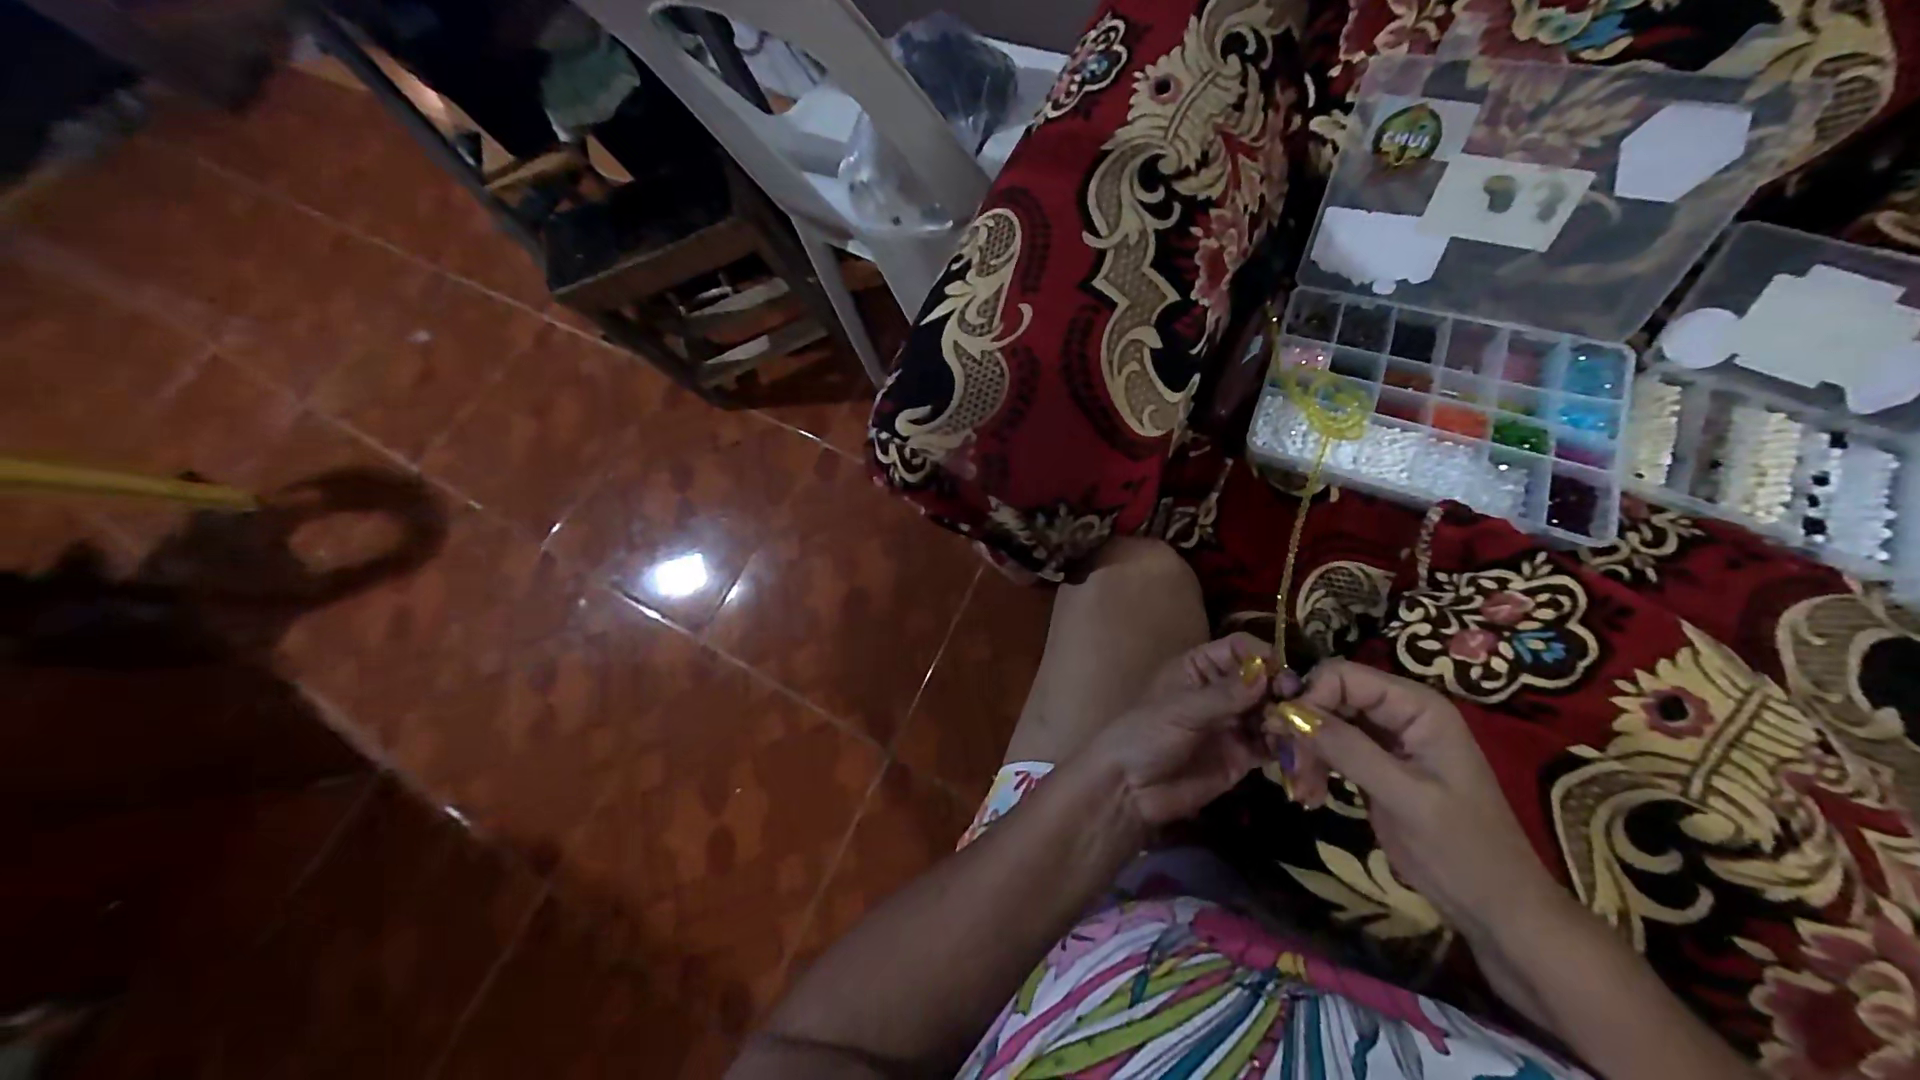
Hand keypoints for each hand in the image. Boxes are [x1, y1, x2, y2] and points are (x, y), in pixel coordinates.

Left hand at [1087, 634, 1277, 829]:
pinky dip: (1286, 745)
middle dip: (1282, 689)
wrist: (1129, 790)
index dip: (1262, 657)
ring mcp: (1232, 723)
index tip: (1281, 675)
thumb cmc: (1144, 737)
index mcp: (1198, 668)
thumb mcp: (1180, 711)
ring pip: (1271, 711)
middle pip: (1263, 680)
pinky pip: (1272, 744)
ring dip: (1287, 718)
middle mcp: (1219, 691)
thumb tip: (1265, 674)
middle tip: (1297, 705)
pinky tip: (1294, 750)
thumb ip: (1223, 695)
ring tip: (1296, 730)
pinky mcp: (1242, 755)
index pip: (1239, 649)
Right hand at [1287, 659, 1564, 938]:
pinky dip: (1313, 767)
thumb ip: (1348, 749)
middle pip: (1328, 696)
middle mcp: (1400, 712)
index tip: (1286, 738)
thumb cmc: (1462, 849)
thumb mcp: (1404, 797)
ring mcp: (1387, 739)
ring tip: (1299, 790)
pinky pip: (1330, 748)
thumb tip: (1288, 713)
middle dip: (1302, 728)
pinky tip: (1309, 795)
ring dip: (1304, 752)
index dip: (1309, 698)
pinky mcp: (1375, 765)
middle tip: (1288, 769)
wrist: (1497, 908)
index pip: (1343, 675)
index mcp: (1418, 707)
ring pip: (1324, 723)